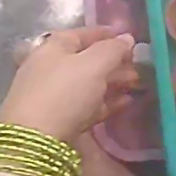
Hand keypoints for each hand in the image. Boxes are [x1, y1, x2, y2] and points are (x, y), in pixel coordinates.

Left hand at [0, 27, 137, 140]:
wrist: (36, 141)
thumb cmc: (65, 93)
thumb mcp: (94, 64)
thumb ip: (113, 49)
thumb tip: (127, 38)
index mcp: (54, 47)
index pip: (82, 34)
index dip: (106, 34)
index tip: (129, 38)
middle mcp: (51, 68)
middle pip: (87, 60)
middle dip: (114, 61)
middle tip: (139, 66)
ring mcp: (54, 95)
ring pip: (89, 83)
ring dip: (114, 82)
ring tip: (137, 85)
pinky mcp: (60, 119)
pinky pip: (88, 105)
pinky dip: (107, 102)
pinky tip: (126, 103)